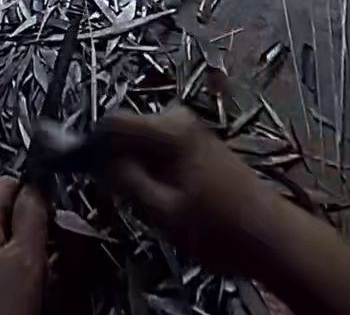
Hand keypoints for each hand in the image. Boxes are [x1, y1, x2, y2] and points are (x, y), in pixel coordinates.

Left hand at [0, 177, 47, 314]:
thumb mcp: (26, 258)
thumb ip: (34, 211)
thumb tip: (38, 183)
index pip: (12, 182)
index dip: (38, 201)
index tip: (54, 227)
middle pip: (4, 211)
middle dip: (29, 232)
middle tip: (45, 262)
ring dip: (18, 256)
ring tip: (30, 286)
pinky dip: (2, 274)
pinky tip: (13, 299)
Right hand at [90, 107, 290, 275]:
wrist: (267, 234)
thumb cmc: (219, 227)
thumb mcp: (164, 213)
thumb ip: (127, 183)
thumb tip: (100, 163)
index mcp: (169, 128)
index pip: (114, 121)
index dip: (93, 142)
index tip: (83, 165)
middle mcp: (177, 116)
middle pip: (128, 128)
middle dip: (118, 156)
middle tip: (123, 193)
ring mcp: (188, 124)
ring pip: (141, 137)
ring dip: (136, 161)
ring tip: (150, 198)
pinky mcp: (194, 135)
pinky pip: (157, 142)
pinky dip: (151, 162)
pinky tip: (167, 192)